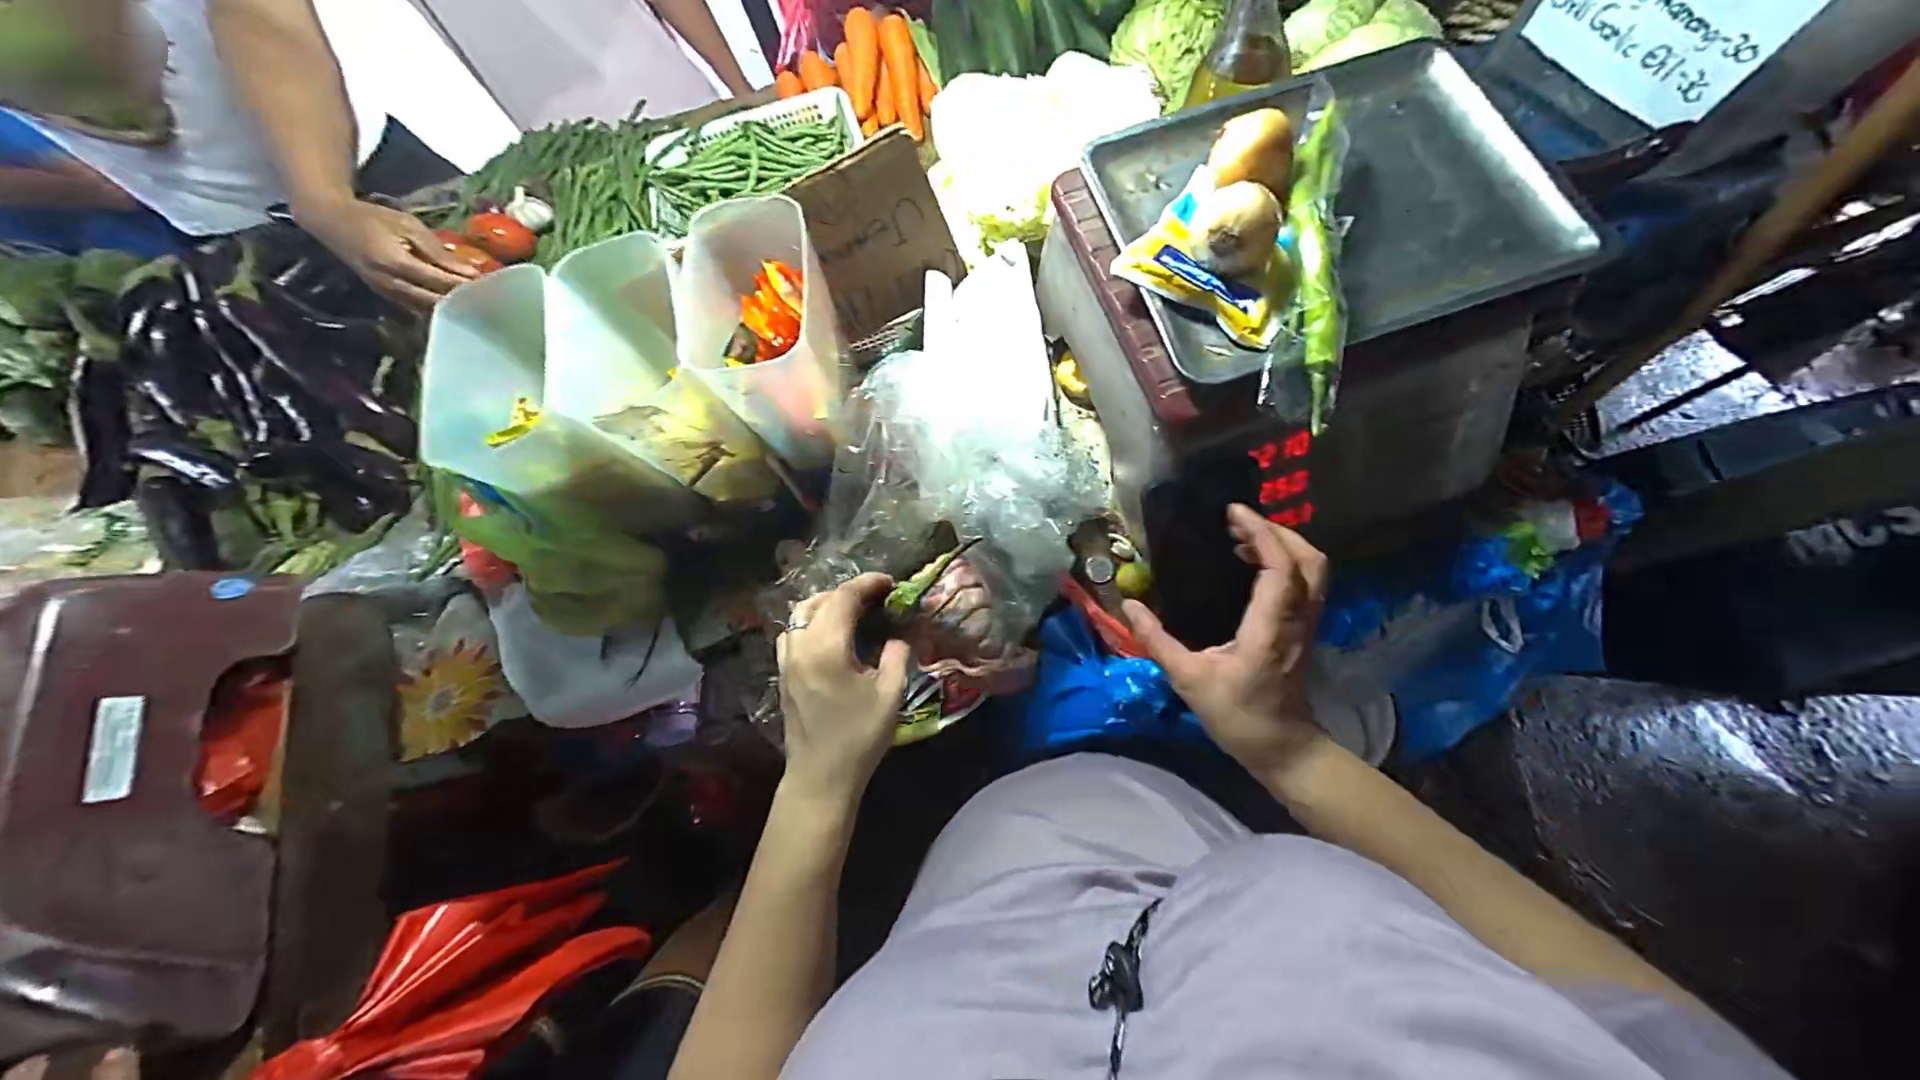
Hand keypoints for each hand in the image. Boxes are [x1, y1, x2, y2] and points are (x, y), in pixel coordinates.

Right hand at [293, 195, 475, 309]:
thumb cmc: (372, 218)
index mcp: (395, 263)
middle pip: (436, 301)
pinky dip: (438, 309)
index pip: (440, 282)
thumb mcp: (408, 226)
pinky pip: (418, 309)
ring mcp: (387, 294)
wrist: (329, 221)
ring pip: (428, 310)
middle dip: (463, 302)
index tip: (490, 288)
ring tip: (477, 306)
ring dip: (452, 309)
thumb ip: (438, 251)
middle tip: (489, 302)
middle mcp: (390, 283)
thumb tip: (471, 273)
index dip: (466, 287)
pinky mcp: (387, 298)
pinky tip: (456, 307)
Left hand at [776, 573, 911, 804]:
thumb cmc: (859, 736)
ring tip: (854, 613)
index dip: (868, 584)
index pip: (844, 597)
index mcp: (826, 647)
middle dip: (849, 592)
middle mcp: (800, 646)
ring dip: (827, 604)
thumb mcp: (891, 693)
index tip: (891, 584)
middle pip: (819, 600)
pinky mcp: (783, 674)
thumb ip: (899, 653)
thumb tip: (905, 630)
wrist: (820, 777)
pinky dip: (812, 622)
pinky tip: (832, 636)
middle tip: (877, 599)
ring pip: (800, 614)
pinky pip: (793, 633)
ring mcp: (786, 660)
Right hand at [1124, 504, 1329, 774]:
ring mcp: (1306, 624)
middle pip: (1309, 559)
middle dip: (1277, 531)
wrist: (1281, 747)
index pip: (1280, 567)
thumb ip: (1156, 640)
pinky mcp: (1304, 630)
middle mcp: (1296, 619)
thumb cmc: (1236, 714)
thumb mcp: (1187, 679)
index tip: (1232, 514)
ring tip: (1243, 538)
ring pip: (1313, 570)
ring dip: (1284, 545)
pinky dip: (1285, 562)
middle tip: (1238, 522)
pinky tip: (1252, 566)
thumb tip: (1129, 606)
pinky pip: (1305, 583)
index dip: (1261, 533)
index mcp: (1269, 628)